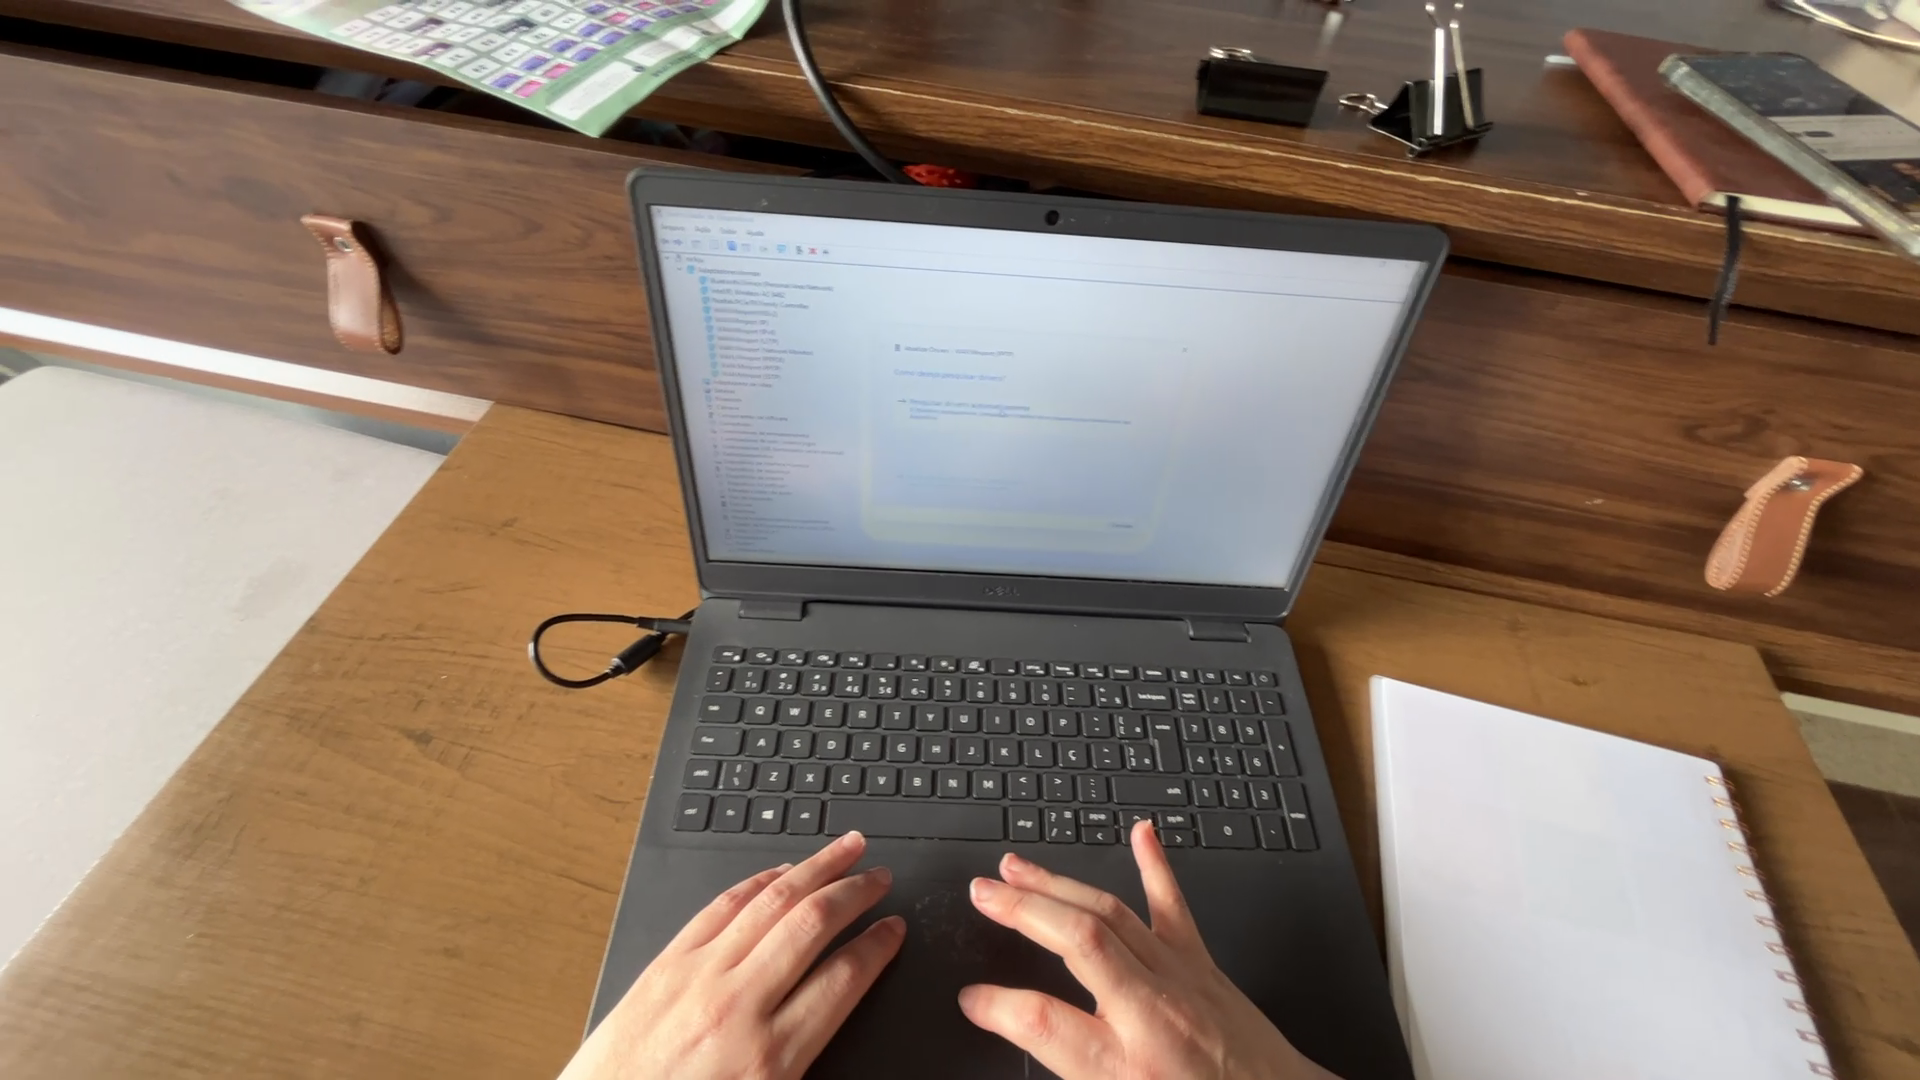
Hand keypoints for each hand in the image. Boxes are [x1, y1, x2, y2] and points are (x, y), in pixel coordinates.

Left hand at [559, 831, 903, 1079]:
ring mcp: (698, 976)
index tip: (894, 928)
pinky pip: (722, 905)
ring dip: (817, 867)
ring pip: (773, 900)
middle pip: (813, 924)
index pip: (844, 979)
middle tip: (881, 876)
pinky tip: (782, 871)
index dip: (877, 946)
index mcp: (769, 1061)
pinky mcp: (665, 964)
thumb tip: (839, 1009)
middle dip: (856, 892)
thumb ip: (804, 1057)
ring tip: (846, 848)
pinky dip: (758, 881)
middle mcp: (737, 1007)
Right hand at [959, 821, 1341, 1079]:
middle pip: (1079, 941)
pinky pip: (1175, 906)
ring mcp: (1181, 978)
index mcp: (1131, 1068)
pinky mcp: (1202, 963)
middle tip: (981, 891)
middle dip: (1022, 909)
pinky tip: (1142, 833)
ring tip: (1017, 866)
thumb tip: (1023, 1028)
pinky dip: (1155, 865)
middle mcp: (1155, 1014)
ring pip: (1111, 913)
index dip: (999, 1005)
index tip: (971, 995)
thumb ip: (1076, 1067)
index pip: (1048, 1024)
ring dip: (1058, 883)